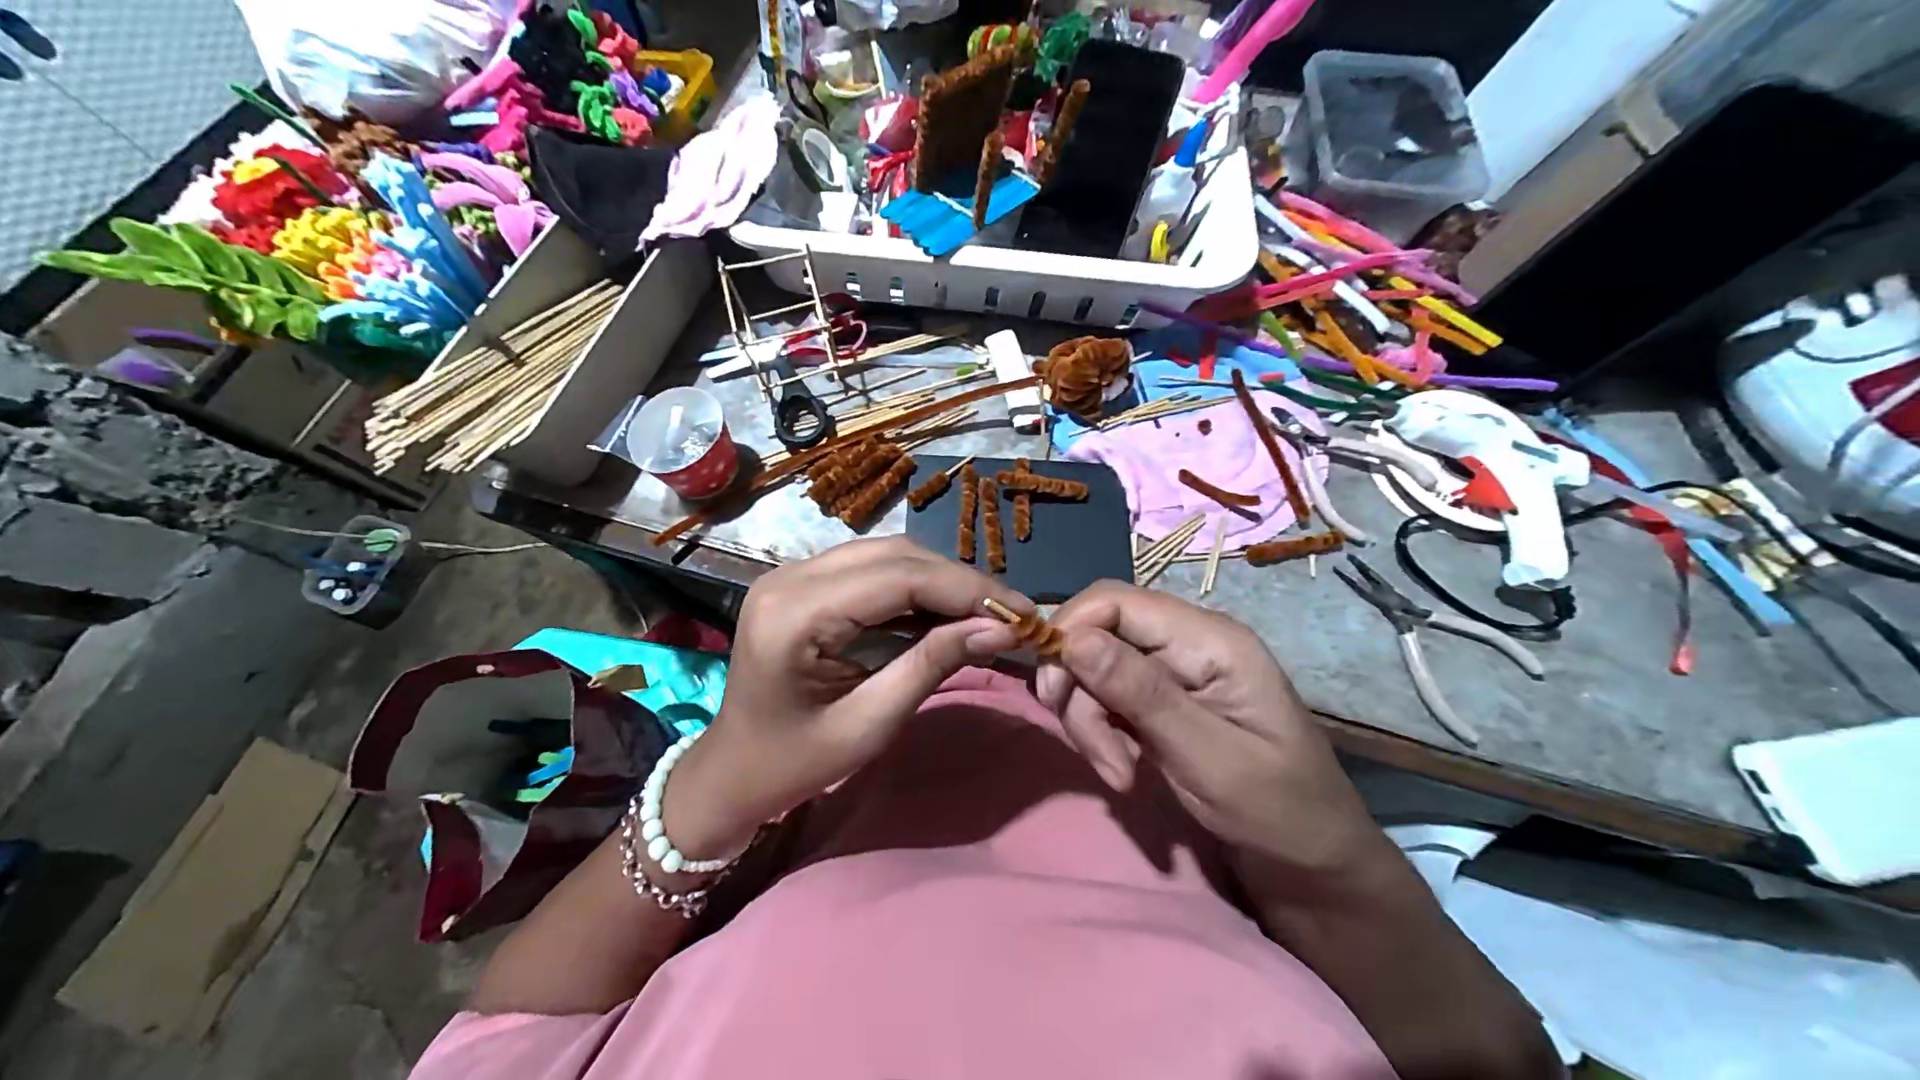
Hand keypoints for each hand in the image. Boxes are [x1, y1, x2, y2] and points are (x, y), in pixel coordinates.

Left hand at [664, 538, 1029, 859]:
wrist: (733, 769)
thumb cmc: (794, 762)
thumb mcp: (868, 725)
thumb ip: (930, 666)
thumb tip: (998, 630)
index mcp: (795, 614)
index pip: (899, 578)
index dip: (967, 589)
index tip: (1020, 614)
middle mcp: (790, 577)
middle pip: (896, 555)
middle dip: (960, 582)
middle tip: (1011, 615)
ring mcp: (793, 573)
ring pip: (888, 554)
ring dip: (942, 580)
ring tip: (987, 613)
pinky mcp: (803, 582)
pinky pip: (872, 568)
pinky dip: (917, 586)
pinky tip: (947, 610)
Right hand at [1035, 581, 1393, 883]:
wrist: (1310, 864)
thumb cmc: (1276, 811)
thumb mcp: (1207, 757)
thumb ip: (1141, 693)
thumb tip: (1072, 638)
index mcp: (1210, 639)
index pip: (1117, 601)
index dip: (1071, 629)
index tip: (1052, 691)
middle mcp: (1187, 643)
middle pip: (1098, 635)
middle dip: (1079, 689)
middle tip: (1088, 748)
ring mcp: (1172, 672)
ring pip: (1094, 670)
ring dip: (1088, 720)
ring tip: (1117, 773)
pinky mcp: (1160, 701)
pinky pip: (1106, 698)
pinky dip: (1100, 733)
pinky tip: (1122, 771)